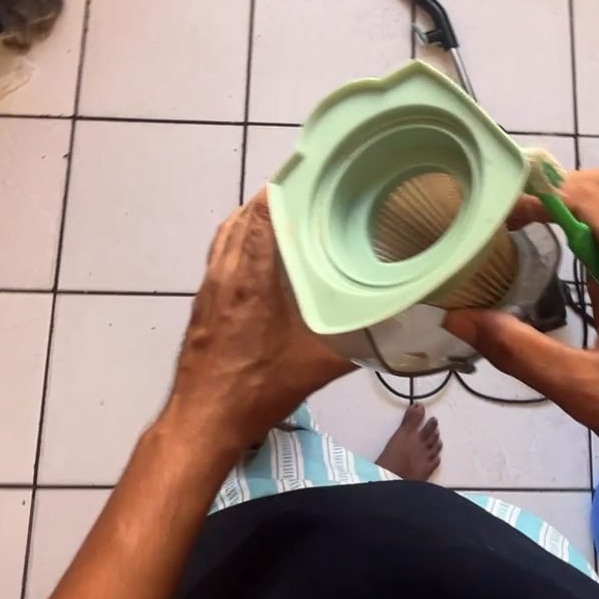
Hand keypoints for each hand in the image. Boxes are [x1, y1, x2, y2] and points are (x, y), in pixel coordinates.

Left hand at [163, 190, 354, 455]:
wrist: (203, 421)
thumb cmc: (257, 389)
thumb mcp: (316, 366)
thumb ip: (357, 343)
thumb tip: (397, 327)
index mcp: (251, 281)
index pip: (258, 218)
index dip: (277, 192)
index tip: (303, 177)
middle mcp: (225, 275)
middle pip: (240, 220)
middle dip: (267, 201)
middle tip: (302, 194)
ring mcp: (208, 288)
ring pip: (226, 236)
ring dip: (249, 219)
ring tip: (282, 214)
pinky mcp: (202, 303)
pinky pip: (219, 255)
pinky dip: (238, 240)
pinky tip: (259, 255)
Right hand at [444, 170, 598, 511]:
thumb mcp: (584, 393)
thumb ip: (517, 348)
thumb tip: (458, 317)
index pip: (592, 198)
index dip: (542, 196)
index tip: (504, 217)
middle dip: (563, 193)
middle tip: (518, 221)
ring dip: (590, 213)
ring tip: (545, 240)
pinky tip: (593, 276)